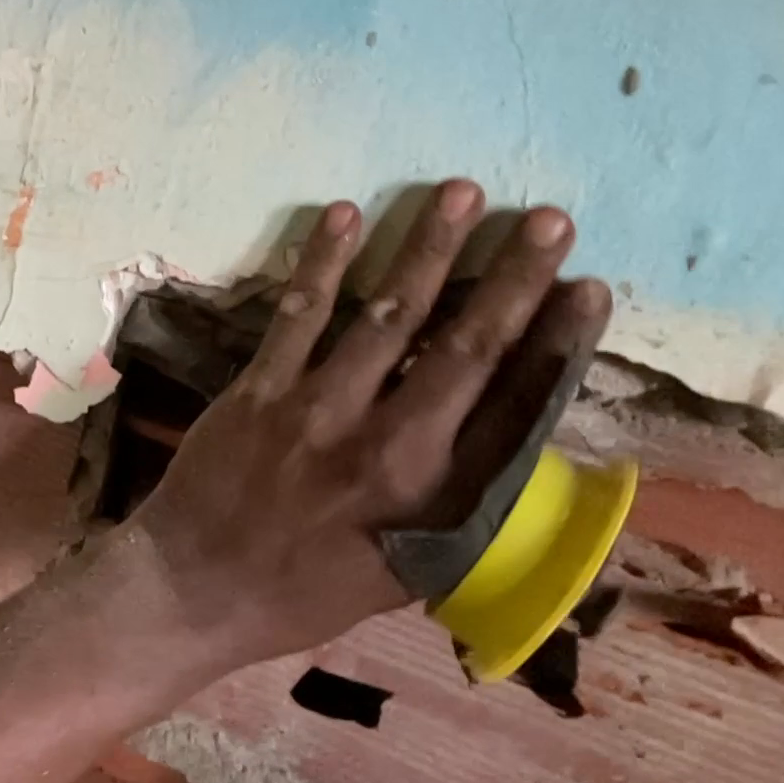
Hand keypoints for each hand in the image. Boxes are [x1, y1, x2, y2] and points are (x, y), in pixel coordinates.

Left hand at [128, 179, 611, 668]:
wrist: (195, 585)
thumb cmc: (303, 590)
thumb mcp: (402, 575)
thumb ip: (453, 506)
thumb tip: (498, 440)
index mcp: (435, 498)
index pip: (516, 407)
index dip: (559, 343)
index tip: (588, 287)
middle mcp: (386, 445)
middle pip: (465, 348)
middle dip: (511, 278)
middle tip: (549, 217)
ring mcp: (317, 409)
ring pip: (385, 315)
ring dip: (425, 250)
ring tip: (461, 192)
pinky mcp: (259, 388)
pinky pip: (298, 313)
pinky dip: (322, 262)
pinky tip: (344, 214)